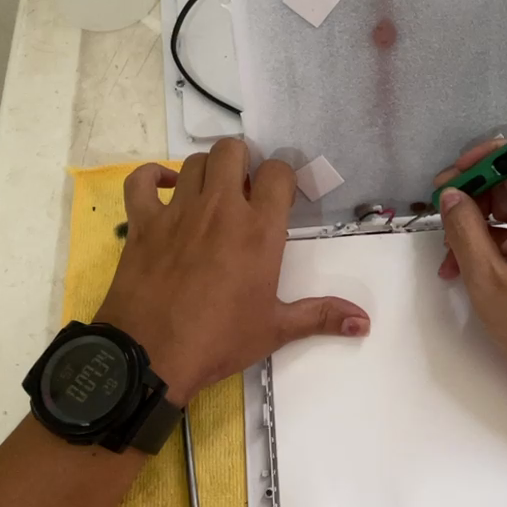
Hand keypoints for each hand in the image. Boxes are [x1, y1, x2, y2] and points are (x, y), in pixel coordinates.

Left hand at [94, 138, 369, 403]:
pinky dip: (152, 177)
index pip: (278, 172)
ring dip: (207, 170)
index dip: (282, 178)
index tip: (280, 197)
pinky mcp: (142, 222)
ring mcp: (177, 211)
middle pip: (233, 151)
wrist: (152, 356)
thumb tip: (365, 321)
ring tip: (212, 192)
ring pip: (194, 162)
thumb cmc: (220, 340)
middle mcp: (220, 209)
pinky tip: (164, 187)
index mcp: (259, 229)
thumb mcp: (276, 329)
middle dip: (243, 161)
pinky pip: (141, 181)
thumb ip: (321, 316)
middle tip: (245, 188)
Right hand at [434, 140, 506, 387]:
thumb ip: (463, 228)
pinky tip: (463, 268)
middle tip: (439, 218)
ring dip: (474, 223)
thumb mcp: (485, 275)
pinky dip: (489, 241)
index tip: (453, 180)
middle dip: (472, 195)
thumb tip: (450, 195)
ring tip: (448, 258)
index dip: (485, 158)